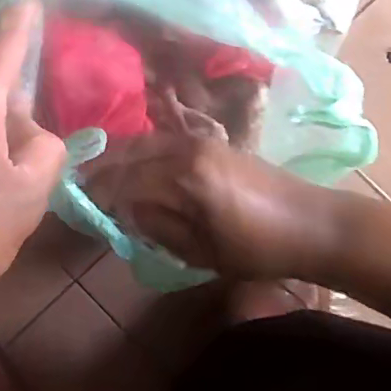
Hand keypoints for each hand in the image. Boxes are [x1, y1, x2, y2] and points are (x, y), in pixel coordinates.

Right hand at [79, 120, 339, 281]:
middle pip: (129, 153)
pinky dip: (140, 151)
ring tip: (99, 173)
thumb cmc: (260, 248)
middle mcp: (185, 148)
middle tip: (79, 183)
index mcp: (183, 178)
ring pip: (143, 142)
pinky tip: (133, 165)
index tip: (78, 202)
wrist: (312, 222)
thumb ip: (158, 227)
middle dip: (102, 168)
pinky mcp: (209, 140)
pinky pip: (161, 140)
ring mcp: (198, 139)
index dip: (99, 191)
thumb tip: (125, 211)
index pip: (125, 179)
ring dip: (119, 156)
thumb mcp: (204, 251)